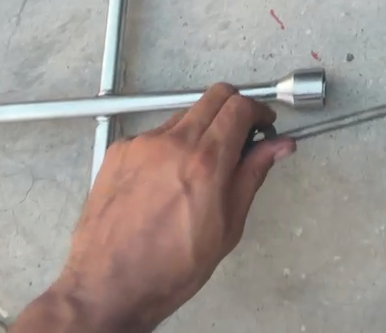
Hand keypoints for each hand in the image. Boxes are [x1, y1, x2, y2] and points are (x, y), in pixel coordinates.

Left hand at [15, 86, 295, 332]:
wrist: (107, 289)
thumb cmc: (169, 269)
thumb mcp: (227, 227)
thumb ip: (253, 175)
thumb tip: (279, 146)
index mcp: (206, 162)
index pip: (241, 106)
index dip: (259, 111)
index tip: (263, 124)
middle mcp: (174, 143)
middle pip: (216, 95)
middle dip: (235, 108)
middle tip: (239, 134)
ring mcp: (143, 143)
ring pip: (186, 114)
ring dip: (202, 127)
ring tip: (198, 165)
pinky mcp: (119, 151)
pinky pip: (155, 134)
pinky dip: (169, 146)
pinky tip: (165, 179)